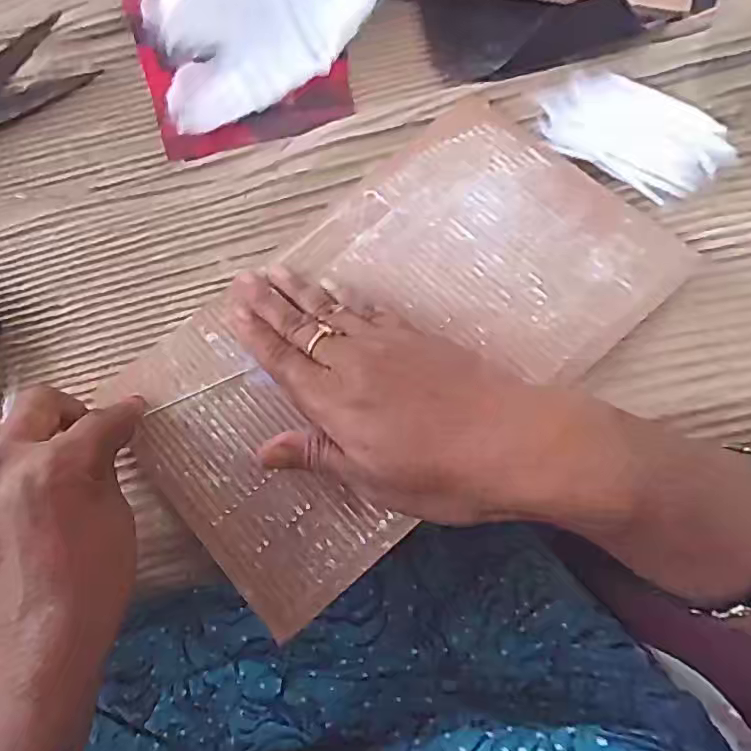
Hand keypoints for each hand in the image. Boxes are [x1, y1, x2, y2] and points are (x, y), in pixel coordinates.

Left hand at [0, 387, 145, 690]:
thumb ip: (104, 464)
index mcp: (56, 464)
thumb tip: (105, 435)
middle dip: (68, 412)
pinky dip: (0, 480)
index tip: (131, 413)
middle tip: (82, 435)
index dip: (122, 415)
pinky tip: (14, 511)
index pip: (97, 420)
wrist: (39, 641)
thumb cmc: (93, 582)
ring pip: (1, 436)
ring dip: (27, 446)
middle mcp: (4, 461)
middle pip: (37, 403)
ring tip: (41, 478)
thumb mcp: (117, 516)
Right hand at [226, 268, 638, 529]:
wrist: (517, 440)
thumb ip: (314, 455)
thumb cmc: (437, 474)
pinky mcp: (418, 338)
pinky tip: (341, 292)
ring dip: (302, 292)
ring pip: (333, 312)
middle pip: (301, 327)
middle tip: (244, 278)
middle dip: (269, 303)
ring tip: (279, 272)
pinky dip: (349, 300)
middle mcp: (352, 364)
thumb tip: (260, 452)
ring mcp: (387, 345)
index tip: (233, 308)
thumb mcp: (368, 478)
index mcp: (332, 401)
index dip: (255, 334)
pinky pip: (371, 311)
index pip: (282, 360)